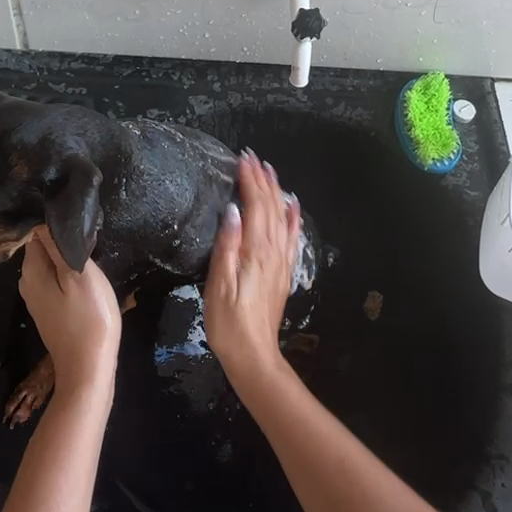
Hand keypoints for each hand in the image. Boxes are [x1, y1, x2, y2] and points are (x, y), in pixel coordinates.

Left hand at [18, 228, 120, 393]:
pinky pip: (56, 283)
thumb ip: (60, 249)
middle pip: (44, 250)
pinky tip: (87, 286)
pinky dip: (69, 278)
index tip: (83, 236)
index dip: (60, 229)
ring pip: (52, 267)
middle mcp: (27, 284)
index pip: (38, 234)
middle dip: (65, 245)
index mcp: (31, 272)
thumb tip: (44, 224)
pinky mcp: (49, 312)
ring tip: (93, 267)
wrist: (88, 368)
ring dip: (69, 262)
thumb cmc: (89, 318)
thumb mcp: (80, 276)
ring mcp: (37, 300)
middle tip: (93, 251)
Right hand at [205, 149, 301, 386]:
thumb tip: (233, 209)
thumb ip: (227, 245)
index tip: (242, 158)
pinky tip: (293, 206)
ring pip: (281, 216)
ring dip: (275, 191)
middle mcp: (273, 250)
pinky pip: (291, 237)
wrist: (254, 354)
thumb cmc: (228, 321)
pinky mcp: (284, 271)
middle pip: (270, 206)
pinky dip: (292, 217)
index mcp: (255, 250)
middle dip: (262, 179)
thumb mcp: (218, 283)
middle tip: (253, 157)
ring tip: (270, 171)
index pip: (254, 205)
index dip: (249, 180)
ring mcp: (281, 260)